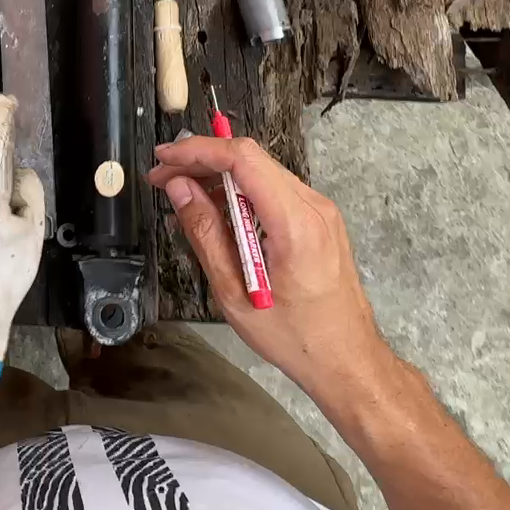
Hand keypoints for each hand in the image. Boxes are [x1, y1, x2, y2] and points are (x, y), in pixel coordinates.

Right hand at [147, 137, 393, 401]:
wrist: (348, 359)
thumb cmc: (293, 337)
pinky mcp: (319, 217)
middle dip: (200, 159)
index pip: (243, 159)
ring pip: (260, 169)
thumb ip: (205, 233)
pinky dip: (237, 188)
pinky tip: (213, 207)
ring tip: (180, 191)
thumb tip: (179, 188)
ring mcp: (320, 209)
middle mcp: (313, 206)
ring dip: (217, 172)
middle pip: (250, 158)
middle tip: (161, 178)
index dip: (197, 150)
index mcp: (295, 224)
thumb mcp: (234, 292)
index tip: (162, 158)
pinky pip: (272, 187)